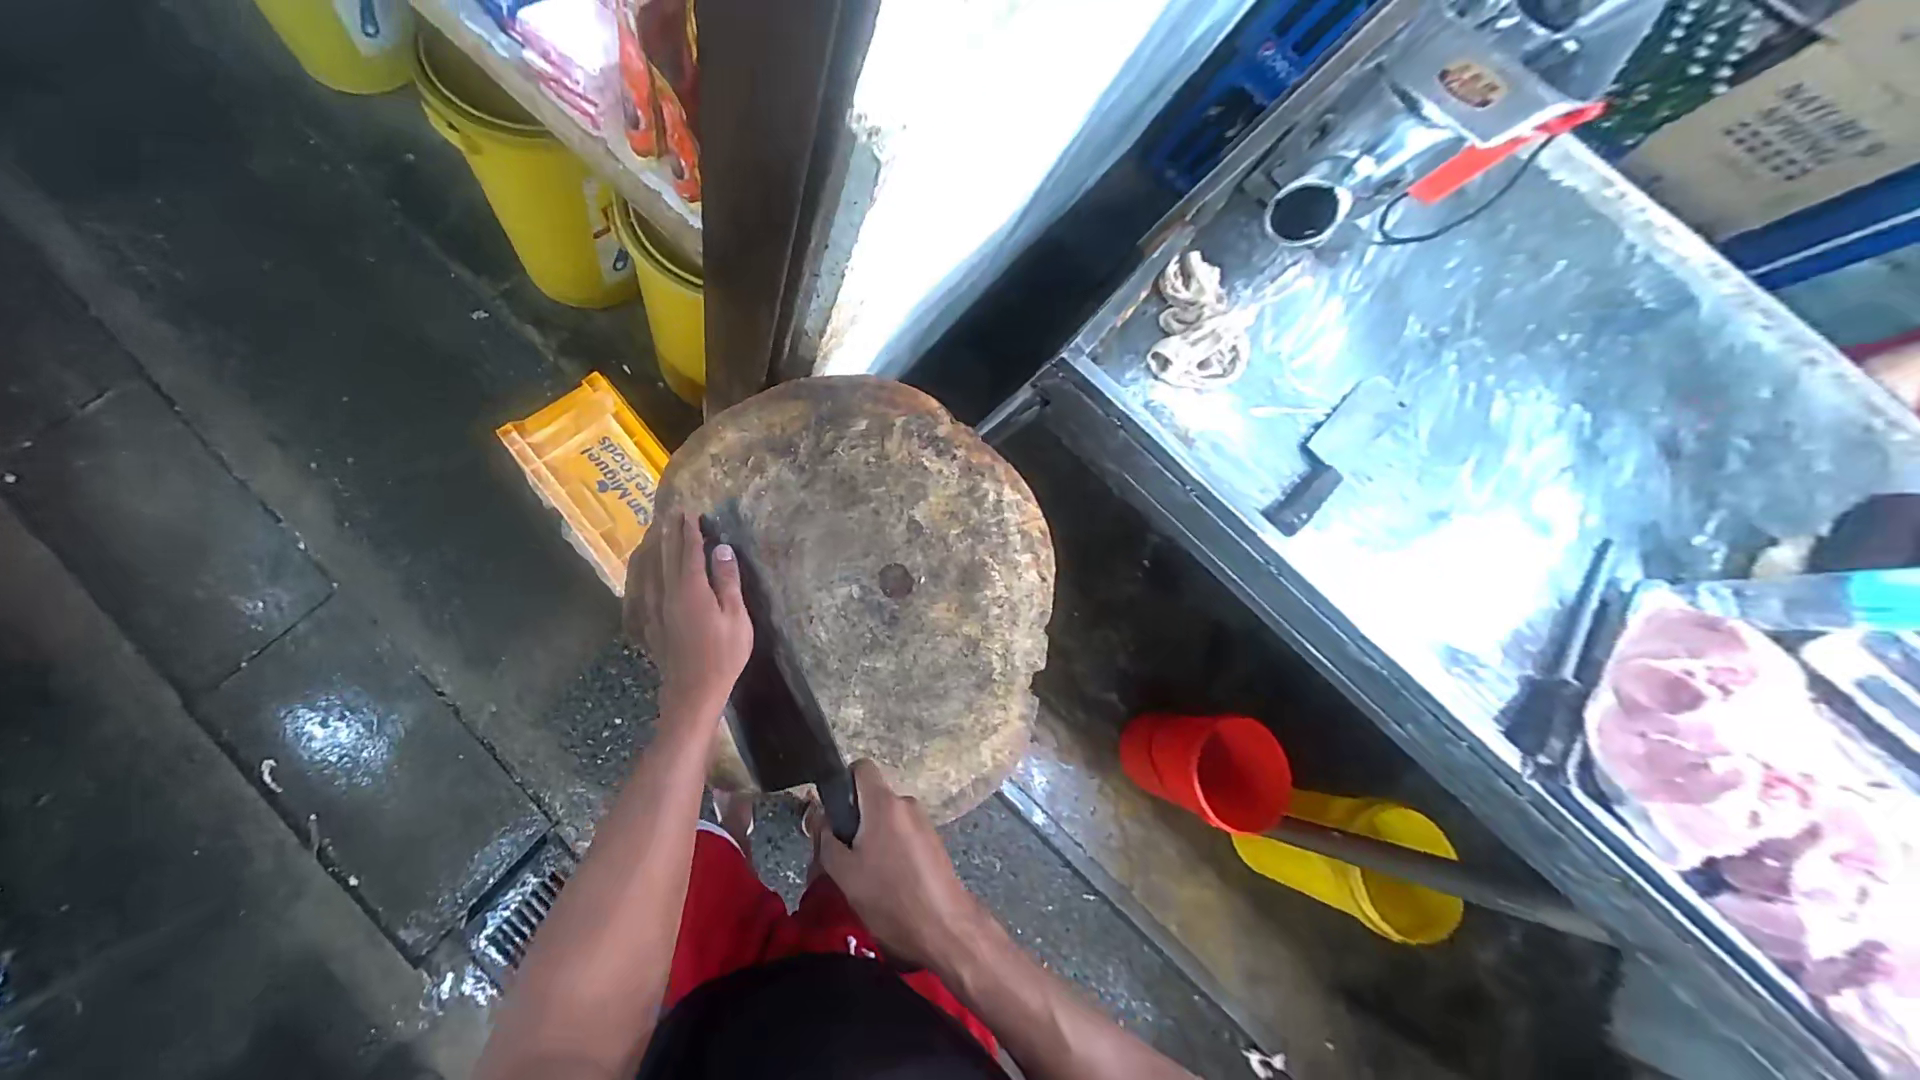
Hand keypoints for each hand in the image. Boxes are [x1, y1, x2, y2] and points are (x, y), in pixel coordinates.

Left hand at [623, 509, 751, 724]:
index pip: (689, 552)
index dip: (690, 531)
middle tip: (671, 513)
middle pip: (665, 556)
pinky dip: (640, 570)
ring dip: (651, 548)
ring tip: (654, 532)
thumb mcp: (736, 617)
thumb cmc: (724, 655)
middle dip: (668, 533)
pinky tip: (641, 569)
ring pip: (647, 569)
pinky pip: (639, 587)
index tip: (690, 512)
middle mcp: (667, 593)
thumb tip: (722, 549)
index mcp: (691, 589)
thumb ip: (728, 581)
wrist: (693, 690)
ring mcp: (654, 608)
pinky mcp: (648, 622)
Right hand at [808, 760, 990, 969]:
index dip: (843, 782)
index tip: (833, 811)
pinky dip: (890, 848)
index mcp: (884, 803)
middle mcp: (906, 803)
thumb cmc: (889, 897)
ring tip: (862, 875)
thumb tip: (818, 815)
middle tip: (840, 855)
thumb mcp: (844, 873)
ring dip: (872, 837)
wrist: (945, 927)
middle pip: (872, 798)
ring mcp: (923, 822)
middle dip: (854, 820)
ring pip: (887, 818)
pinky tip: (886, 881)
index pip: (862, 767)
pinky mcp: (933, 841)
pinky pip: (903, 833)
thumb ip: (826, 839)